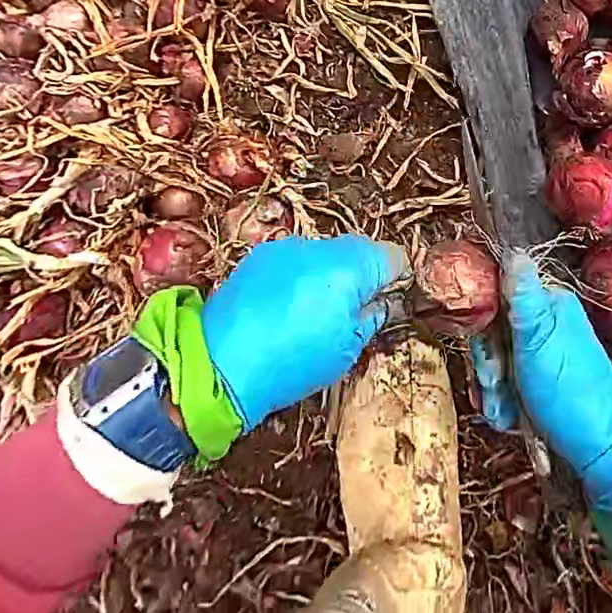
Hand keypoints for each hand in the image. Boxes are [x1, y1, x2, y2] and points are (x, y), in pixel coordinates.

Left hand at [201, 235, 406, 427]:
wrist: (216, 366)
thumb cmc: (292, 362)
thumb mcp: (348, 348)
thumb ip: (374, 315)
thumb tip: (386, 300)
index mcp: (352, 266)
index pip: (394, 256)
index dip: (396, 279)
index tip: (386, 302)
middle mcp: (323, 246)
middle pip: (361, 251)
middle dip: (363, 276)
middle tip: (351, 313)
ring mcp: (290, 247)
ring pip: (328, 254)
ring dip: (331, 275)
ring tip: (313, 312)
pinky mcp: (262, 254)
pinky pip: (297, 259)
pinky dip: (301, 276)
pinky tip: (286, 306)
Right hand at [480, 255, 611, 511]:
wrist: (602, 448)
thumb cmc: (570, 391)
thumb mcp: (538, 340)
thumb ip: (522, 295)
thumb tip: (513, 250)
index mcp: (549, 303)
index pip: (496, 296)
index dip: (484, 327)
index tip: (489, 356)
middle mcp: (546, 322)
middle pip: (492, 331)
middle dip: (489, 366)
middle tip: (499, 388)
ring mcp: (543, 352)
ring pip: (496, 361)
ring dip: (495, 390)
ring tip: (508, 411)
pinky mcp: (541, 380)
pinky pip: (507, 383)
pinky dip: (505, 403)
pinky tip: (512, 418)